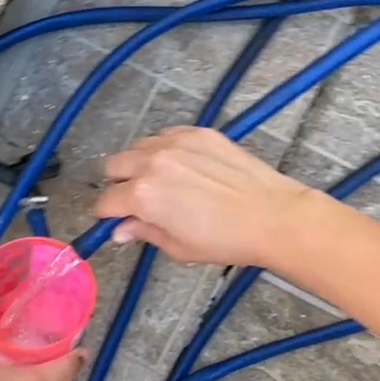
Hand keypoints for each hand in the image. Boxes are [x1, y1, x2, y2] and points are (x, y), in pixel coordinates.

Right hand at [94, 127, 330, 265]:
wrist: (273, 216)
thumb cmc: (228, 238)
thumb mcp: (178, 247)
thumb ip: (144, 233)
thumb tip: (123, 229)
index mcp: (143, 195)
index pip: (106, 201)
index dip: (107, 214)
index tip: (114, 218)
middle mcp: (154, 163)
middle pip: (113, 165)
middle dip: (118, 184)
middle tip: (135, 200)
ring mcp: (177, 143)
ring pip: (137, 146)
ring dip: (139, 163)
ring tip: (160, 182)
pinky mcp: (199, 133)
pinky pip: (166, 135)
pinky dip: (165, 149)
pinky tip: (181, 167)